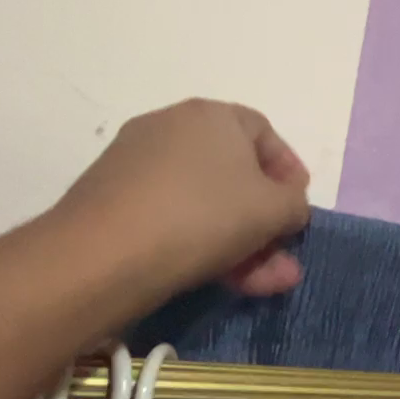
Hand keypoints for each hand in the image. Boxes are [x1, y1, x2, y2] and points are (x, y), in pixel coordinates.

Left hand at [54, 99, 311, 296]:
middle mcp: (171, 128)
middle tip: (283, 253)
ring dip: (242, 242)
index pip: (265, 134)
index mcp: (213, 115)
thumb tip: (285, 209)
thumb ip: (296, 204)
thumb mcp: (278, 209)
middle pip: (235, 175)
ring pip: (207, 203)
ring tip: (264, 283)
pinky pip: (173, 217)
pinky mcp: (111, 201)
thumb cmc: (206, 215)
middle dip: (266, 220)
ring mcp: (135, 164)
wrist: (101, 258)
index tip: (298, 207)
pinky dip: (203, 244)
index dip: (289, 172)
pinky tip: (225, 279)